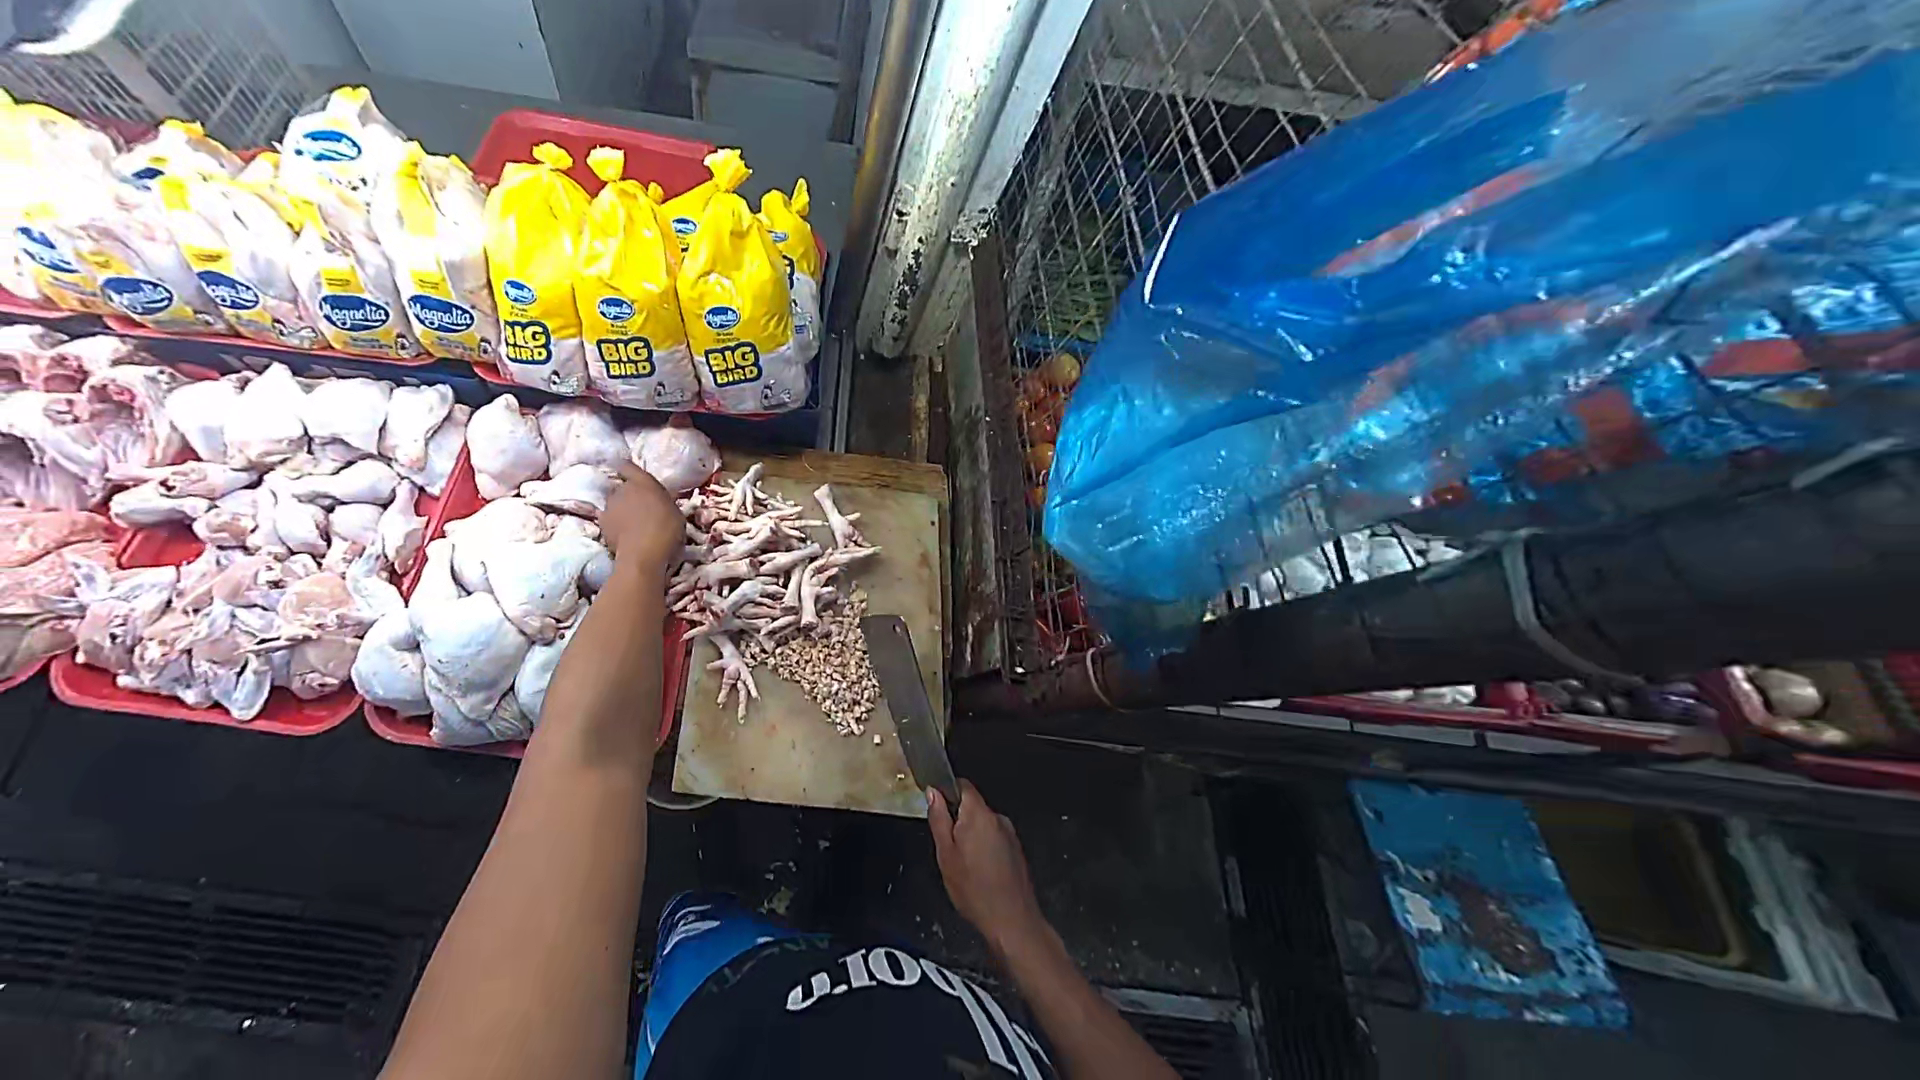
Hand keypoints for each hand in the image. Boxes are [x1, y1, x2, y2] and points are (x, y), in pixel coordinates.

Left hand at [601, 464, 681, 573]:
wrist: (643, 554)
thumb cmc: (667, 530)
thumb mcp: (675, 513)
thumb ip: (663, 502)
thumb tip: (659, 501)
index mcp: (643, 483)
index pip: (629, 467)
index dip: (628, 470)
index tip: (630, 475)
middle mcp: (623, 490)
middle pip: (623, 488)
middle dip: (629, 496)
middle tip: (641, 509)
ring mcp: (609, 507)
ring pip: (615, 505)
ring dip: (622, 511)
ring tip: (633, 525)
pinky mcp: (602, 524)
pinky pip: (609, 520)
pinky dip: (615, 525)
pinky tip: (624, 536)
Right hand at [928, 780, 1046, 954]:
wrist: (1011, 920)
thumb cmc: (976, 891)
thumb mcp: (946, 854)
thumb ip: (938, 818)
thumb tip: (933, 793)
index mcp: (979, 814)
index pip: (963, 785)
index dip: (947, 792)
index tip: (937, 808)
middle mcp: (997, 818)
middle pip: (972, 806)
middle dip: (958, 821)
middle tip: (948, 848)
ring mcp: (1009, 833)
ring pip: (983, 824)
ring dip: (971, 836)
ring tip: (964, 866)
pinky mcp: (1016, 849)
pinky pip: (994, 838)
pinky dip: (984, 848)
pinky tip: (979, 873)